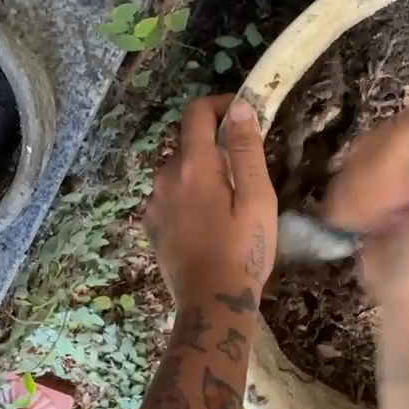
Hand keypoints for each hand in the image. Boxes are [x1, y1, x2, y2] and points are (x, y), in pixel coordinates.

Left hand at [146, 95, 276, 304]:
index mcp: (192, 166)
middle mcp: (164, 177)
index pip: (196, 113)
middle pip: (189, 144)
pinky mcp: (152, 225)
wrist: (211, 303)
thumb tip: (239, 108)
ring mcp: (153, 203)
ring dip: (202, 176)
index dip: (220, 105)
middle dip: (216, 148)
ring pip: (180, 172)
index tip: (244, 116)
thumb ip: (247, 150)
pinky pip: (171, 197)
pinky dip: (189, 198)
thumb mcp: (257, 199)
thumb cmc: (242, 251)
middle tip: (246, 175)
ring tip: (230, 205)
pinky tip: (209, 224)